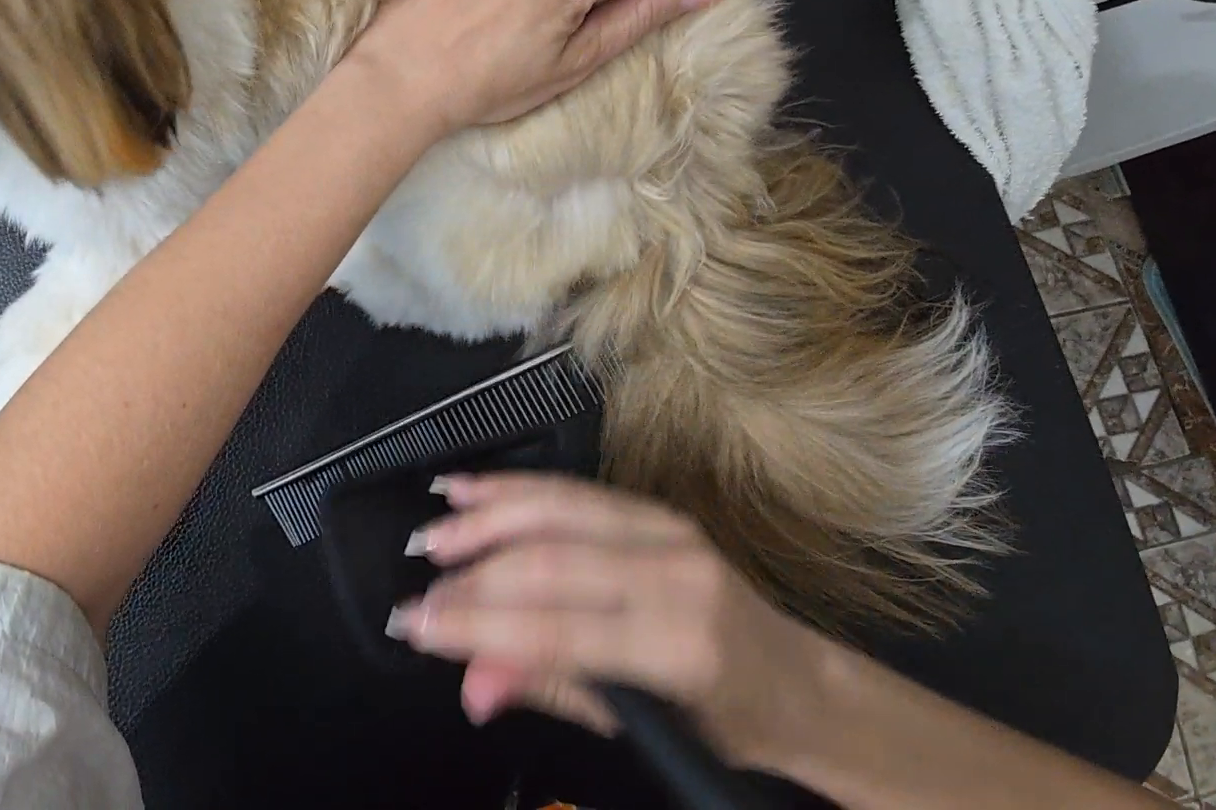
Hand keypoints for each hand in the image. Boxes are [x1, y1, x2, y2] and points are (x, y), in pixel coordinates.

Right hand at [387, 473, 833, 768]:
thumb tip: (472, 688)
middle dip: (472, 577)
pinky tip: (468, 488)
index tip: (416, 625)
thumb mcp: (645, 727)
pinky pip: (569, 488)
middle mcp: (674, 574)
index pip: (557, 630)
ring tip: (431, 535)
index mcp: (680, 645)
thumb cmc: (725, 720)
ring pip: (554, 509)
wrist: (799, 680)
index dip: (478, 627)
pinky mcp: (653, 507)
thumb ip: (552, 690)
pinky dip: (511, 488)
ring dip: (483, 518)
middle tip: (419, 591)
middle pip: (549, 562)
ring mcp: (665, 529)